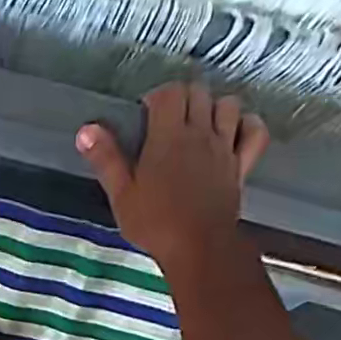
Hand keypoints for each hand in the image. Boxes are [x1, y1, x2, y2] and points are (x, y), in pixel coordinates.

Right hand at [74, 83, 269, 269]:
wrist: (197, 246)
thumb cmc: (154, 223)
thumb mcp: (121, 195)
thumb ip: (106, 160)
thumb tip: (85, 130)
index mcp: (168, 137)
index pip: (169, 93)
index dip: (156, 96)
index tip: (145, 114)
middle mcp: (200, 133)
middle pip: (199, 92)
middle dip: (182, 98)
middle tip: (166, 120)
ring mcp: (225, 147)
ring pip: (228, 104)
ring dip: (213, 107)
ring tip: (197, 124)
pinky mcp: (241, 164)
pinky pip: (254, 131)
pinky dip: (247, 124)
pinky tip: (234, 131)